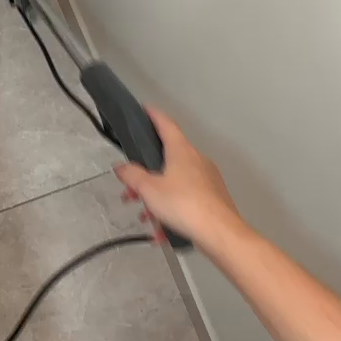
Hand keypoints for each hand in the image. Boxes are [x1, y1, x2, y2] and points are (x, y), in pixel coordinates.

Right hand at [114, 107, 244, 242]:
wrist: (219, 232)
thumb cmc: (182, 203)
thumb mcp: (148, 189)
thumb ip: (132, 175)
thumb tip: (121, 167)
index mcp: (181, 151)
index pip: (166, 125)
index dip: (154, 116)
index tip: (145, 108)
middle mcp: (197, 160)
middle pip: (167, 158)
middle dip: (146, 173)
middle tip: (130, 187)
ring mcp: (207, 179)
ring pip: (175, 182)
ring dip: (156, 195)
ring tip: (144, 215)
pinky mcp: (213, 197)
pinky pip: (185, 198)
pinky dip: (171, 209)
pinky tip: (161, 231)